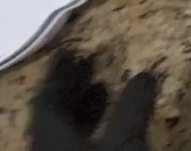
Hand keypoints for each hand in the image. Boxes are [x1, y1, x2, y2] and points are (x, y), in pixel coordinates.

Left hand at [29, 52, 157, 150]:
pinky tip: (108, 120)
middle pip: (53, 114)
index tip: (66, 50)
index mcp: (51, 137)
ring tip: (102, 85)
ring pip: (63, 129)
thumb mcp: (124, 141)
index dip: (56, 74)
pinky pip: (73, 141)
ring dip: (81, 105)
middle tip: (88, 61)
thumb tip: (145, 73)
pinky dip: (88, 125)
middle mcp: (47, 147)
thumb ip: (131, 107)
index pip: (45, 101)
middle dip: (72, 85)